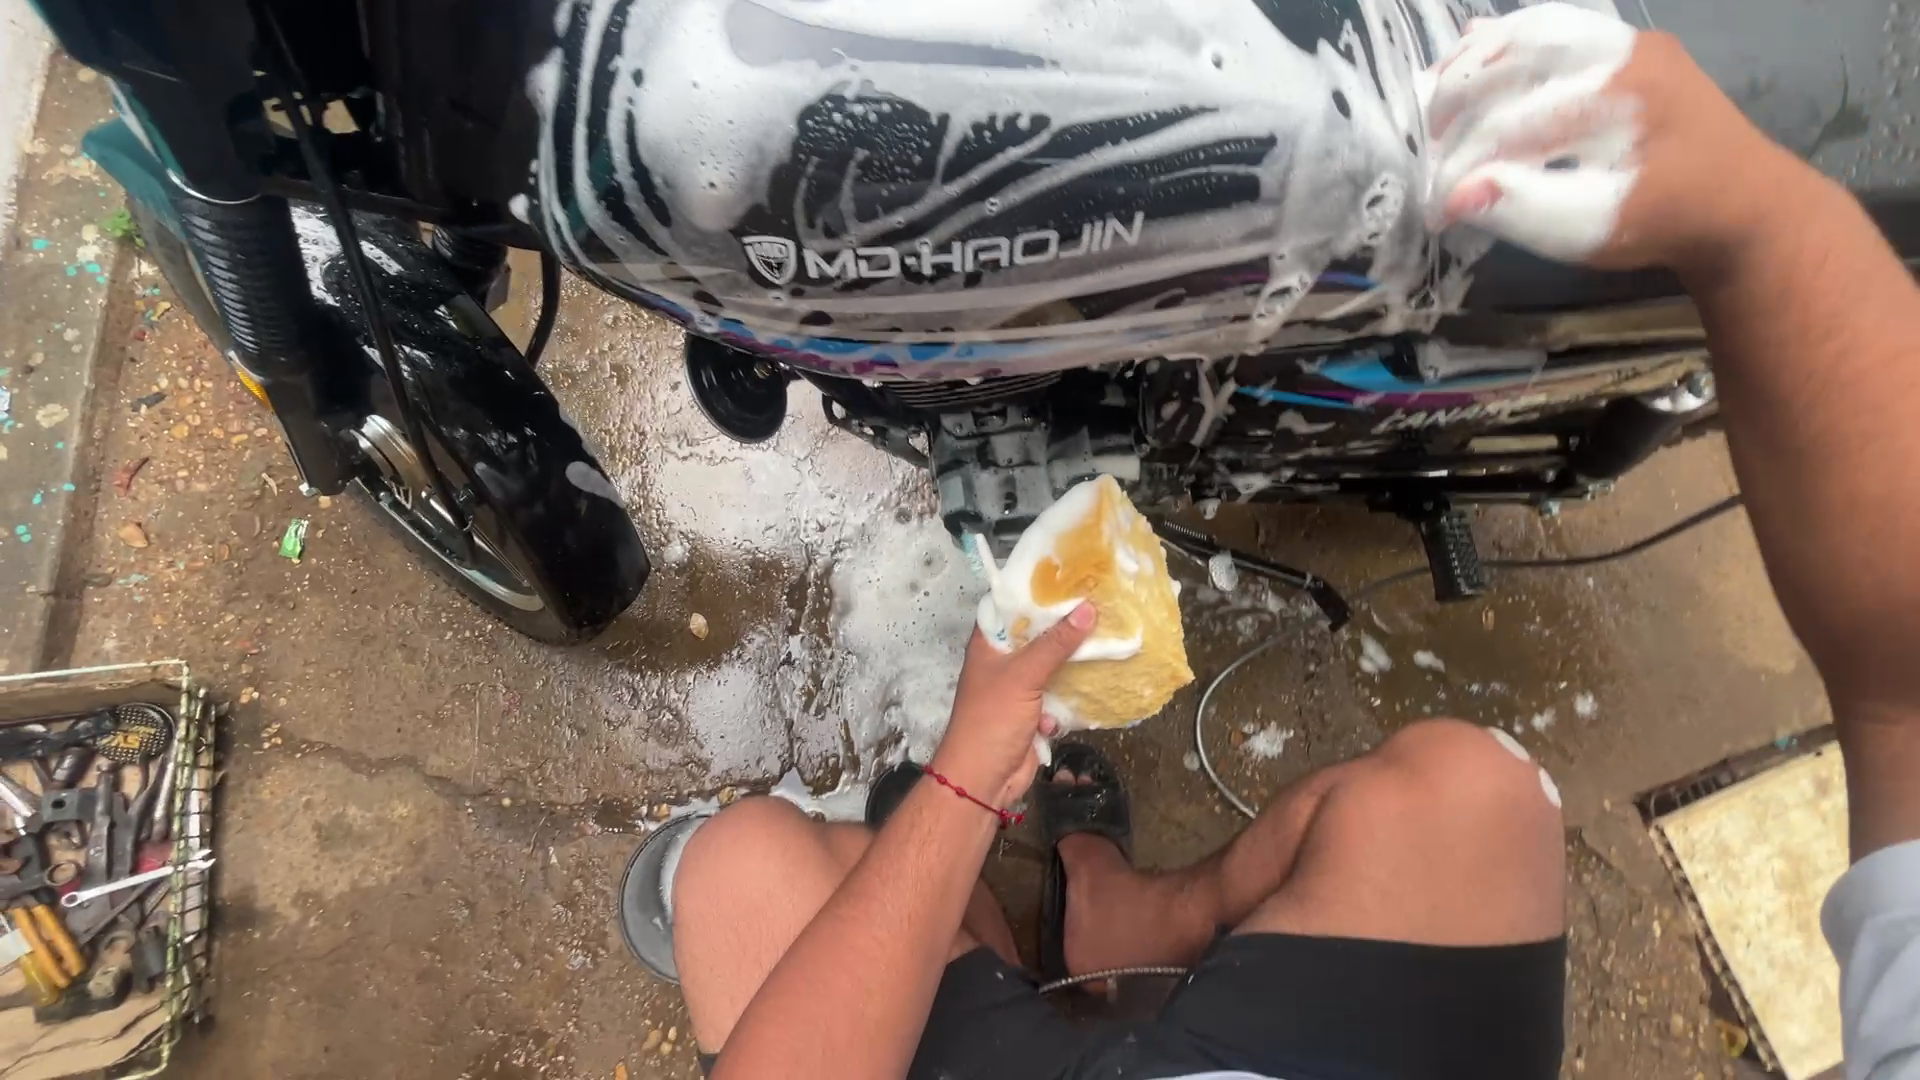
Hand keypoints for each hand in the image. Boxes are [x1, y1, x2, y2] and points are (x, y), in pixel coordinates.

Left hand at [930, 603, 1095, 810]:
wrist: (984, 779)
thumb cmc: (992, 719)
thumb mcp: (1024, 674)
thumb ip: (1056, 642)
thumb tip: (1087, 609)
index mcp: (989, 643)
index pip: (1011, 605)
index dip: (1037, 591)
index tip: (1071, 578)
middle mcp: (1003, 660)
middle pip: (1037, 635)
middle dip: (1065, 629)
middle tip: (1102, 607)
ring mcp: (1019, 686)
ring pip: (1052, 665)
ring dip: (1072, 665)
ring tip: (1107, 643)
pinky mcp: (1034, 711)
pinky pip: (1058, 694)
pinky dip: (1067, 697)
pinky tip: (1091, 687)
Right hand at [1426, 2, 1813, 273]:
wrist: (1741, 205)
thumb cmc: (1660, 220)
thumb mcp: (1586, 225)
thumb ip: (1518, 207)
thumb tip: (1454, 198)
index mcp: (1616, 95)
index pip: (1507, 124)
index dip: (1458, 169)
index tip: (1435, 212)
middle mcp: (1623, 53)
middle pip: (1518, 52)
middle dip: (1456, 98)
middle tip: (1423, 144)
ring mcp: (1628, 46)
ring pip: (1535, 31)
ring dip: (1476, 59)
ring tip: (1432, 88)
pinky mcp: (1625, 55)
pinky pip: (1558, 30)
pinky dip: (1507, 38)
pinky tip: (1470, 43)